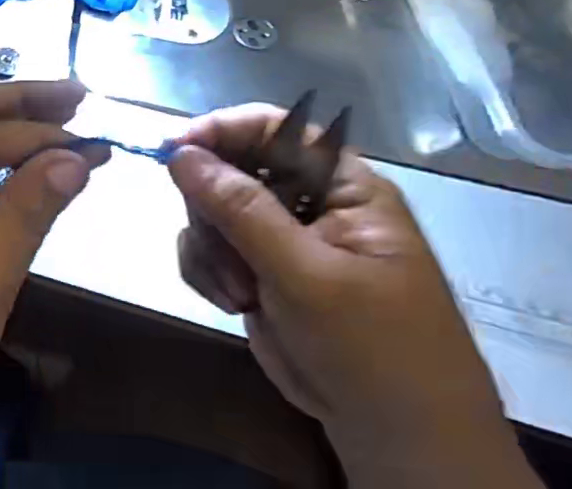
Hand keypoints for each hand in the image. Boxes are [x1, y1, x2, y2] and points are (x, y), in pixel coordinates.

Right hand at [169, 105, 538, 488]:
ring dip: (211, 247)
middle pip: (233, 167)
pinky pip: (210, 249)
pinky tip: (233, 303)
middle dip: (213, 205)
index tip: (175, 150)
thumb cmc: (373, 348)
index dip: (223, 129)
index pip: (274, 129)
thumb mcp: (306, 275)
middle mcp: (307, 201)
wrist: (396, 443)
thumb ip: (241, 210)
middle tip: (215, 243)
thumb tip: (182, 154)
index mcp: (339, 183)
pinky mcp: (259, 273)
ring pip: (213, 209)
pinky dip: (208, 271)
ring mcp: (280, 238)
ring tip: (237, 290)